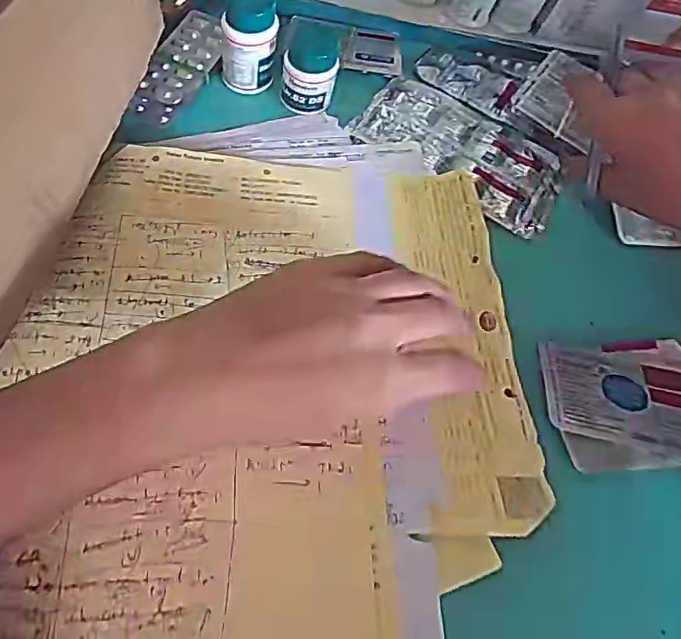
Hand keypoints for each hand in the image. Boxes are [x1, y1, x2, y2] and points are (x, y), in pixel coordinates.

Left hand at [127, 252, 485, 451]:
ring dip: (435, 292)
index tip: (472, 375)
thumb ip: (381, 394)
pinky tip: (398, 275)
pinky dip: (394, 270)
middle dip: (459, 326)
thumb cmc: (266, 414)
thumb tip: (405, 377)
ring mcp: (350, 289)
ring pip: (412, 280)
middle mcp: (377, 328)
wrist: (208, 370)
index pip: (448, 371)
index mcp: (383, 380)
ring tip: (443, 299)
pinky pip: (374, 261)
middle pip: (439, 315)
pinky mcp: (323, 266)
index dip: (467, 373)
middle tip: (462, 333)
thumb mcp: (336, 419)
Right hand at [567, 69, 680, 263]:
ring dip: (650, 83)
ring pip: (658, 72)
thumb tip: (576, 167)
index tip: (575, 88)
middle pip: (621, 75)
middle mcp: (647, 96)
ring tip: (652, 101)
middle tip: (617, 108)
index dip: (575, 85)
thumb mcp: (626, 194)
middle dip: (615, 89)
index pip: (583, 87)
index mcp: (614, 119)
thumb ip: (594, 174)